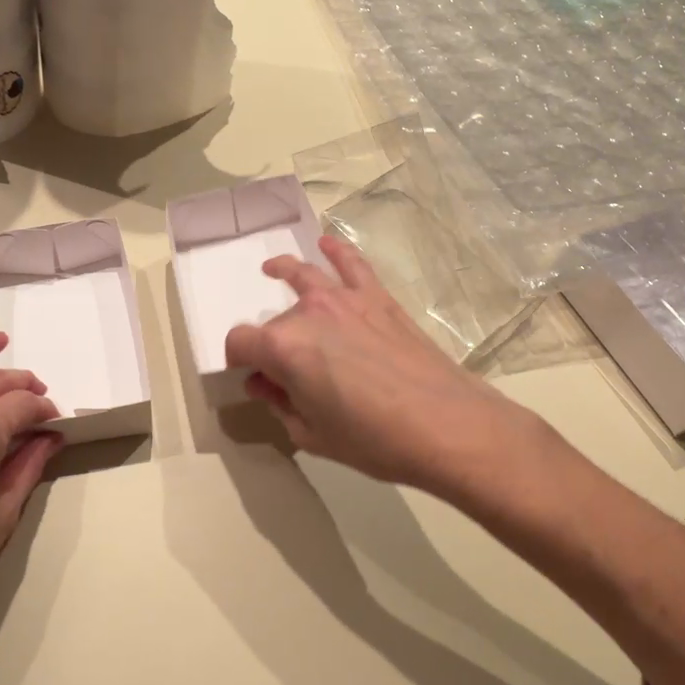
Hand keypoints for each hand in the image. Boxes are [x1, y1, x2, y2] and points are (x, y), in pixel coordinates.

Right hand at [224, 234, 554, 500]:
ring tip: (272, 269)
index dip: (238, 361)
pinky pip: (351, 263)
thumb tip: (266, 385)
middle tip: (285, 374)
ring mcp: (344, 299)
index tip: (250, 378)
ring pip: (303, 275)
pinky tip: (326, 244)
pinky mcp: (377, 298)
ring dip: (283, 270)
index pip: (239, 342)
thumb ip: (281, 404)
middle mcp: (307, 313)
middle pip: (274, 321)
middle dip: (271, 345)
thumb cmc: (373, 440)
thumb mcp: (312, 434)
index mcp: (282, 348)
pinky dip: (336, 250)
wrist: (446, 425)